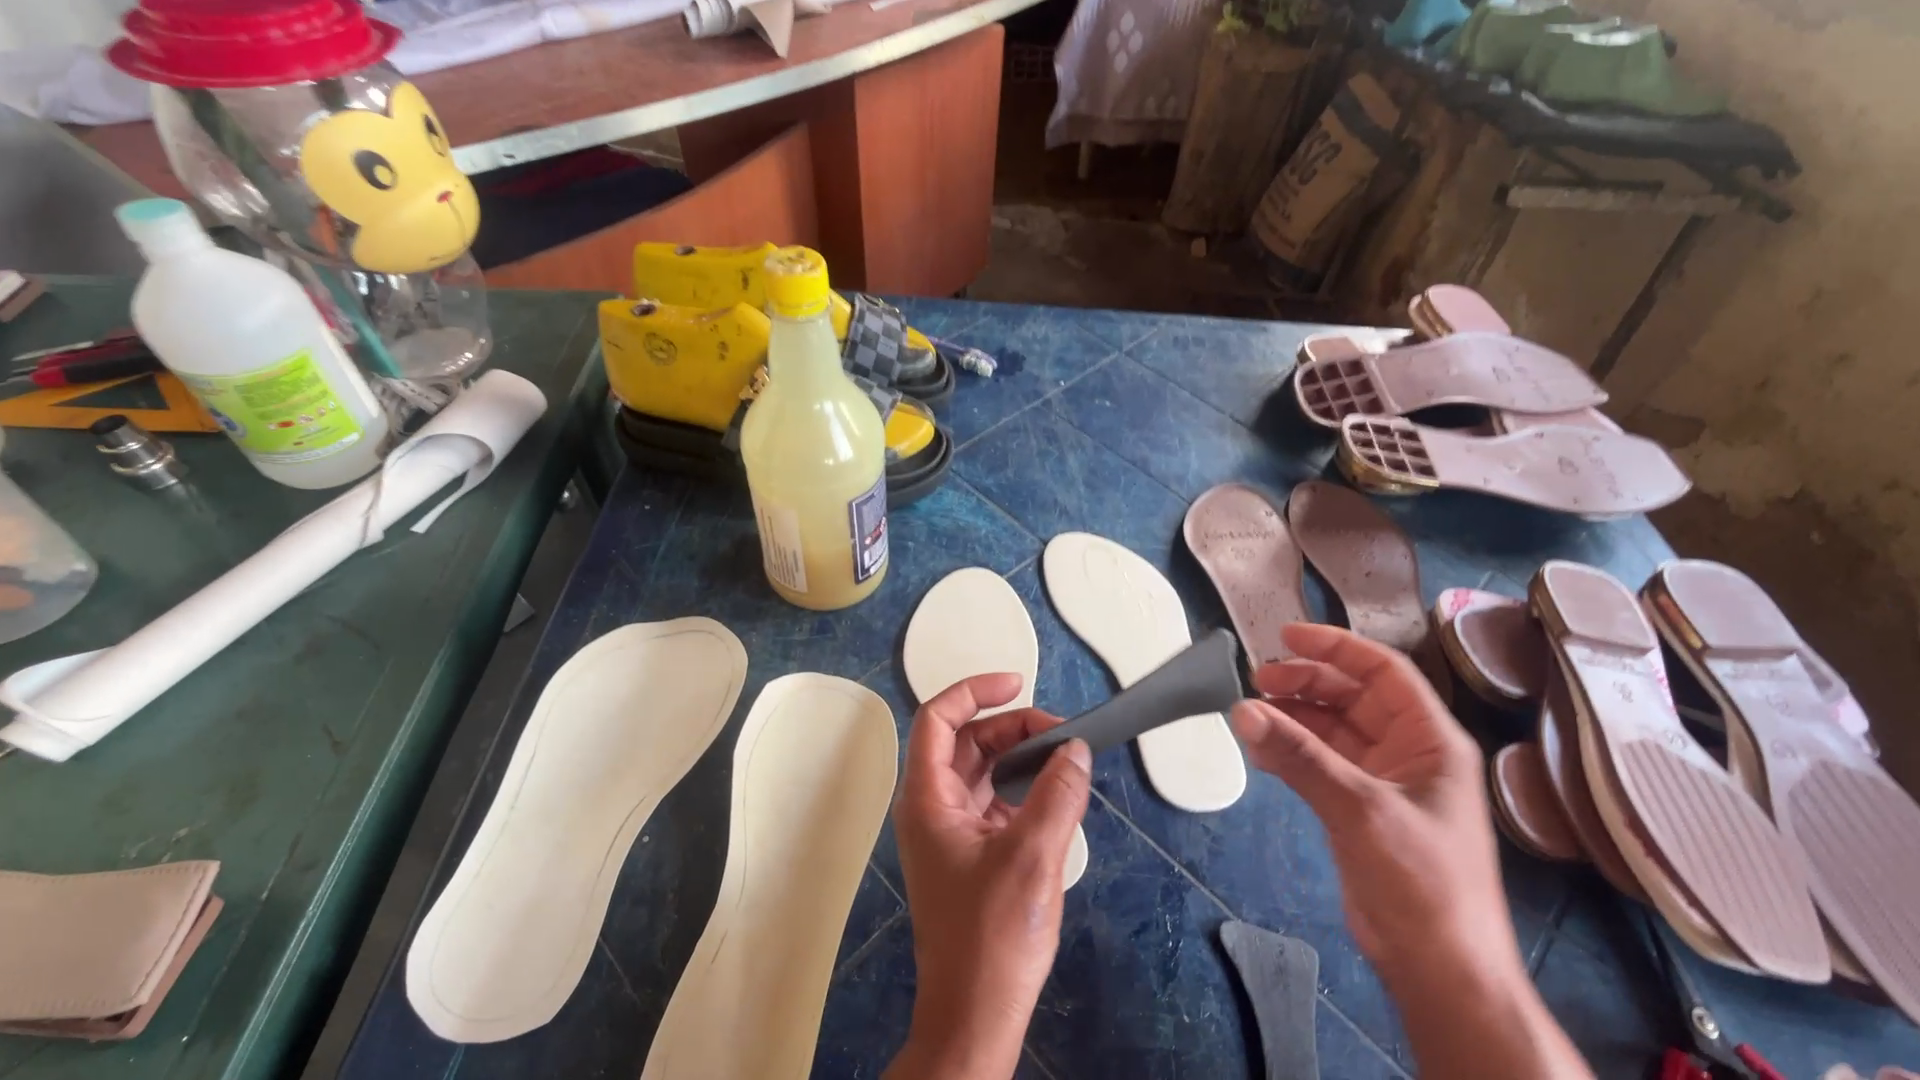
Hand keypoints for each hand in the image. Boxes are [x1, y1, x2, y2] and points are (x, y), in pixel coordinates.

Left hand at [887, 673, 1091, 1079]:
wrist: (976, 1013)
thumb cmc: (994, 934)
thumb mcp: (1033, 856)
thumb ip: (1057, 795)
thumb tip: (1076, 749)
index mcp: (927, 799)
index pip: (938, 720)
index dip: (974, 691)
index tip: (1018, 683)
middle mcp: (932, 808)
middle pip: (966, 744)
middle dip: (1013, 729)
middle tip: (1065, 735)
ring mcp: (950, 833)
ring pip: (983, 773)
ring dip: (1021, 760)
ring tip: (1067, 761)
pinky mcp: (971, 855)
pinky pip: (995, 804)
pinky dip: (1023, 791)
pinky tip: (1056, 797)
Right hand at [1229, 623, 1510, 983]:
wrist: (1438, 964)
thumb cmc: (1420, 880)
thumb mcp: (1360, 809)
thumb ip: (1300, 757)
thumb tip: (1242, 710)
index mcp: (1431, 740)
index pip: (1384, 672)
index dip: (1336, 648)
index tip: (1285, 636)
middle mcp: (1409, 752)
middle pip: (1353, 697)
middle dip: (1305, 683)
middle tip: (1255, 680)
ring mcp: (1383, 781)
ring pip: (1332, 730)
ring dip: (1293, 718)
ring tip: (1249, 713)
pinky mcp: (1359, 809)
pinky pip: (1320, 764)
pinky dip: (1290, 752)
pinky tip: (1260, 750)